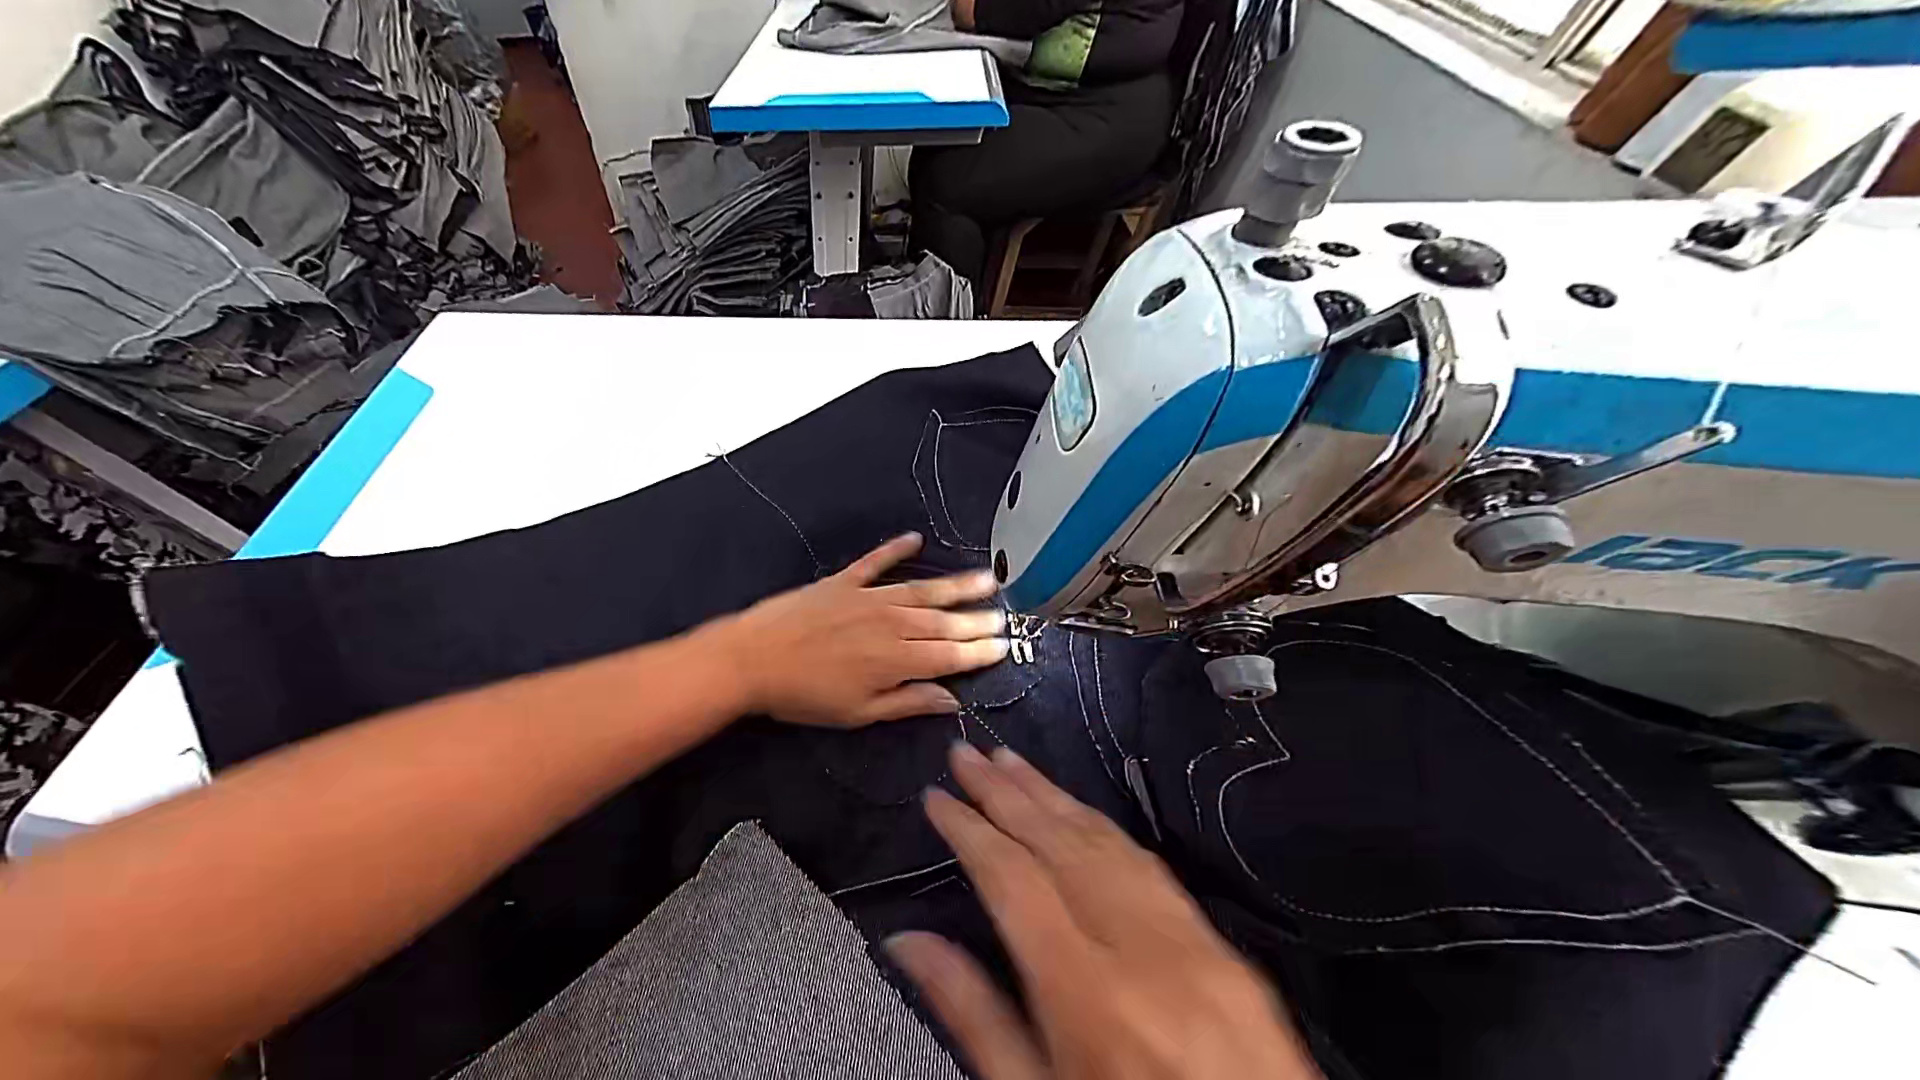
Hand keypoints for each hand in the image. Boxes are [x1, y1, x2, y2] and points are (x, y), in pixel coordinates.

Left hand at [700, 533, 1007, 727]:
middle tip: (1005, 614)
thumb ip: (908, 702)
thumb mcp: (859, 712)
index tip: (1004, 644)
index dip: (980, 651)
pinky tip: (915, 539)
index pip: (951, 655)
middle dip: (978, 619)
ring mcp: (870, 597)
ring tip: (987, 577)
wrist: (753, 659)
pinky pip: (876, 562)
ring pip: (923, 590)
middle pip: (945, 621)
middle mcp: (893, 623)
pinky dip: (896, 550)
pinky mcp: (845, 581)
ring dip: (957, 584)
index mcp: (898, 659)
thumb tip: (952, 700)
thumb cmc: (805, 695)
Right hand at [888, 744, 1323, 1079]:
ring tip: (1008, 761)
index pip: (1014, 879)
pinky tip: (1076, 808)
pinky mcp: (1219, 943)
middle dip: (1004, 791)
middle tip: (966, 753)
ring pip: (1106, 841)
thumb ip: (972, 1013)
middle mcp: (1141, 948)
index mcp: (1088, 994)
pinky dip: (1102, 827)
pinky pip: (1149, 865)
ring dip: (1051, 794)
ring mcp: (1189, 938)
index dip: (969, 829)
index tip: (936, 796)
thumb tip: (907, 940)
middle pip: (1058, 843)